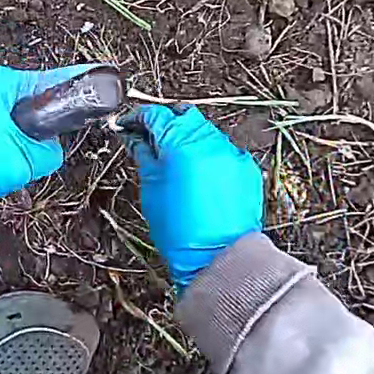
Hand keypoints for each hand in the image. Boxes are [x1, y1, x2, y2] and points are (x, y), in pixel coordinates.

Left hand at [0, 64, 100, 221]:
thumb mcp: (19, 162)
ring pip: (13, 118)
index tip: (106, 86)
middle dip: (41, 128)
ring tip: (7, 165)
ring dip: (19, 141)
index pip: (54, 79)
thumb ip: (49, 151)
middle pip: (33, 101)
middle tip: (41, 154)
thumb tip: (52, 148)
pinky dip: (1, 144)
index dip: (81, 86)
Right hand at [129, 105, 262, 289]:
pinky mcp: (246, 166)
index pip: (155, 114)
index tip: (128, 126)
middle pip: (182, 114)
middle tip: (150, 138)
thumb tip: (132, 136)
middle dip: (165, 122)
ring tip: (174, 158)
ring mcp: (230, 151)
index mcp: (180, 141)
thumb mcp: (151, 187)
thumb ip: (142, 154)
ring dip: (187, 136)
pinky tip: (198, 173)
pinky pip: (223, 148)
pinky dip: (208, 153)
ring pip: (204, 129)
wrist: (219, 258)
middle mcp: (209, 139)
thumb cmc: (180, 229)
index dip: (137, 118)